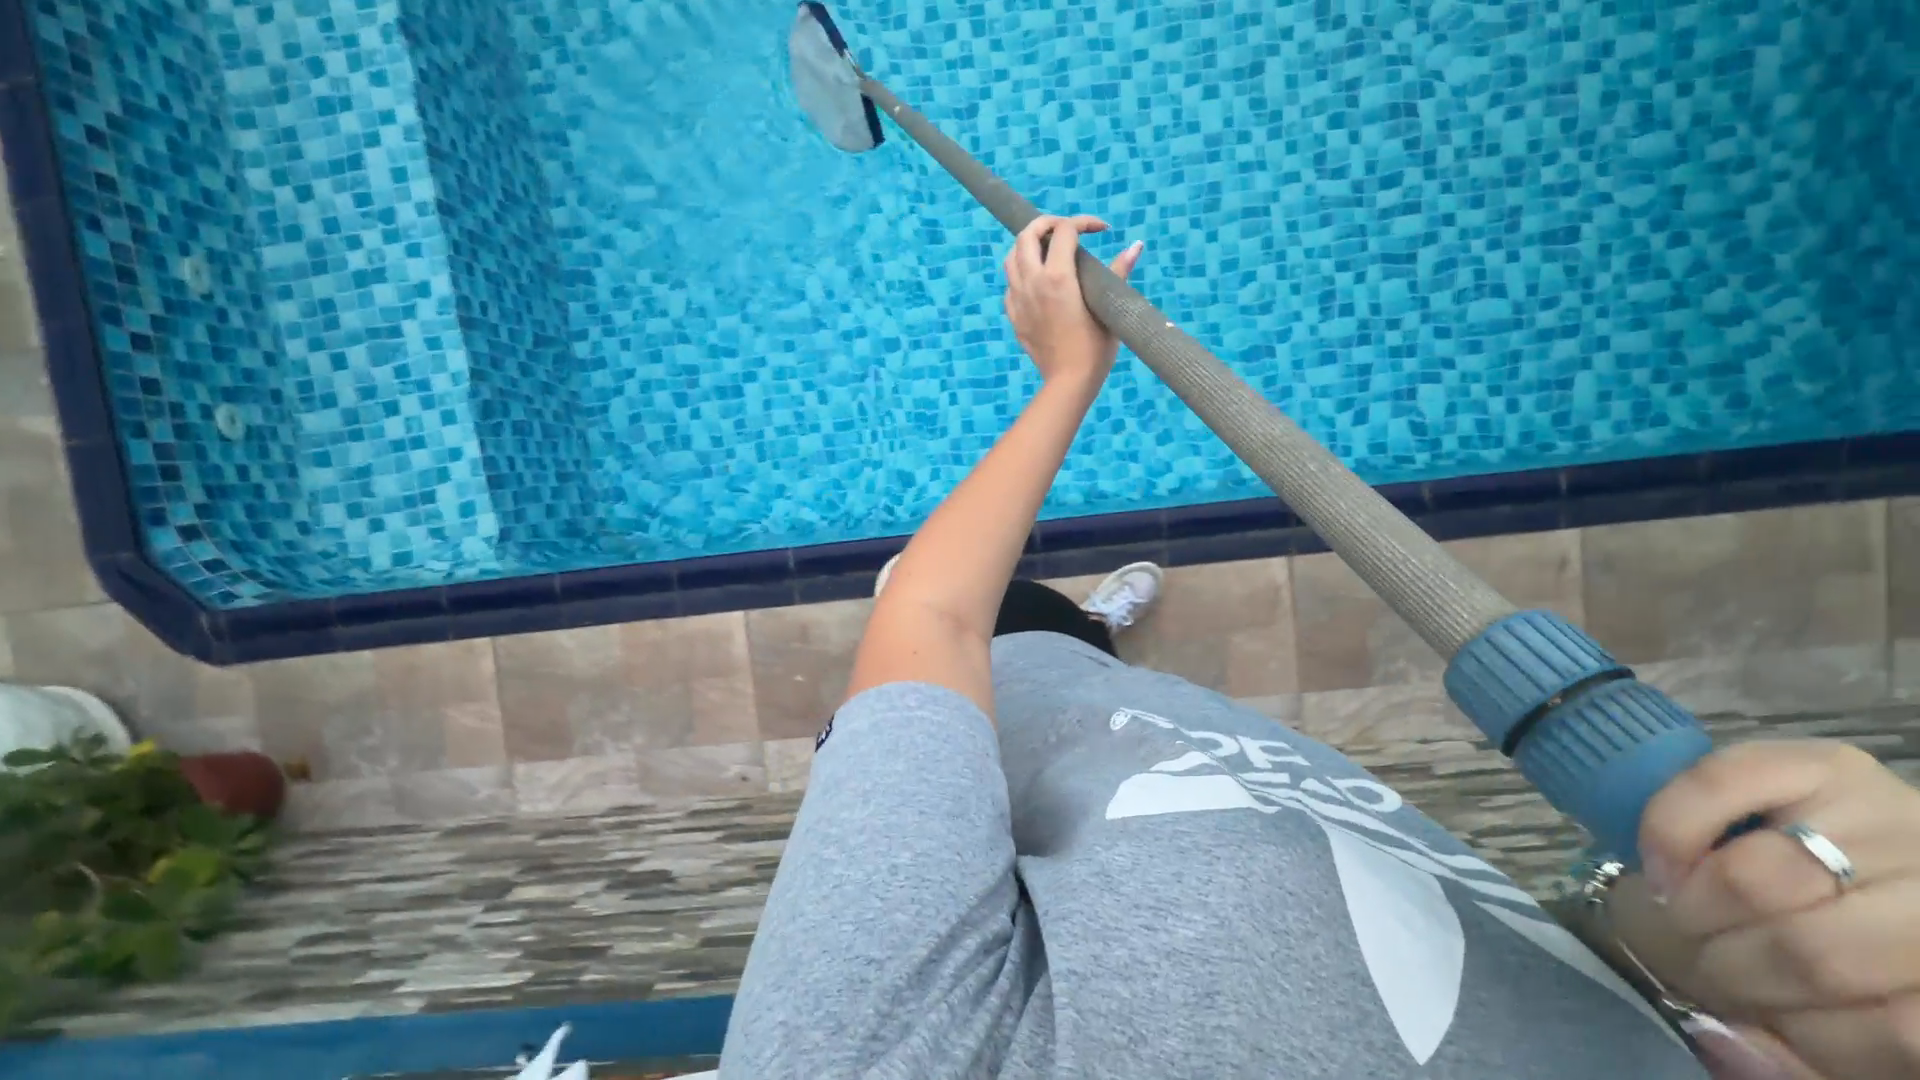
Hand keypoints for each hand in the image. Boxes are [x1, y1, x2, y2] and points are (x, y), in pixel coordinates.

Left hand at [1002, 214, 1142, 388]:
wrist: (1068, 382)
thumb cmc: (1094, 349)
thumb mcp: (1109, 309)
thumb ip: (1119, 273)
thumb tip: (1136, 246)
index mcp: (1058, 278)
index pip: (1065, 231)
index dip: (1084, 222)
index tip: (1101, 229)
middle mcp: (1032, 282)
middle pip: (1027, 234)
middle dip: (1048, 223)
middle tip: (1068, 229)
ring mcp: (1018, 298)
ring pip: (1012, 256)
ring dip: (1029, 245)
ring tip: (1049, 250)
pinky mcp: (1013, 314)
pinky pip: (1010, 283)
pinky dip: (1022, 272)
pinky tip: (1039, 281)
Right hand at [1636, 739, 1919, 1078]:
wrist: (1837, 876)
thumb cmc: (1839, 959)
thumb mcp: (1842, 1029)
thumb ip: (1800, 1057)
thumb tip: (1720, 1038)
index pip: (1900, 1031)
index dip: (1804, 1035)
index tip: (1740, 1020)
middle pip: (1812, 952)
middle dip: (1726, 964)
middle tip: (1698, 960)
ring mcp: (1896, 815)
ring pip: (1757, 877)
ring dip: (1692, 906)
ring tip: (1681, 910)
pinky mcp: (1824, 760)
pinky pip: (1720, 786)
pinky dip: (1671, 831)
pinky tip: (1665, 862)